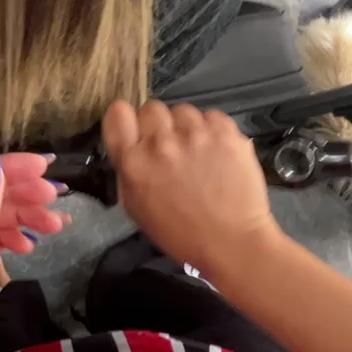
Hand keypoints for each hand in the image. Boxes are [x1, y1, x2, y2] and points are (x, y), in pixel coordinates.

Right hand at [102, 101, 279, 280]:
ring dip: (186, 127)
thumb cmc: (181, 232)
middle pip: (151, 108)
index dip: (126, 121)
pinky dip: (212, 130)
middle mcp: (161, 142)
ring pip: (183, 110)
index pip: (118, 113)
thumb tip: (130, 145)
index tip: (135, 132)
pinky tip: (216, 151)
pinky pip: (211, 116)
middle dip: (158, 125)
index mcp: (134, 162)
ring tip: (198, 151)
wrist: (234, 243)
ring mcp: (195, 135)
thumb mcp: (136, 206)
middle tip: (170, 148)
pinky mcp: (225, 133)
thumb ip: (127, 169)